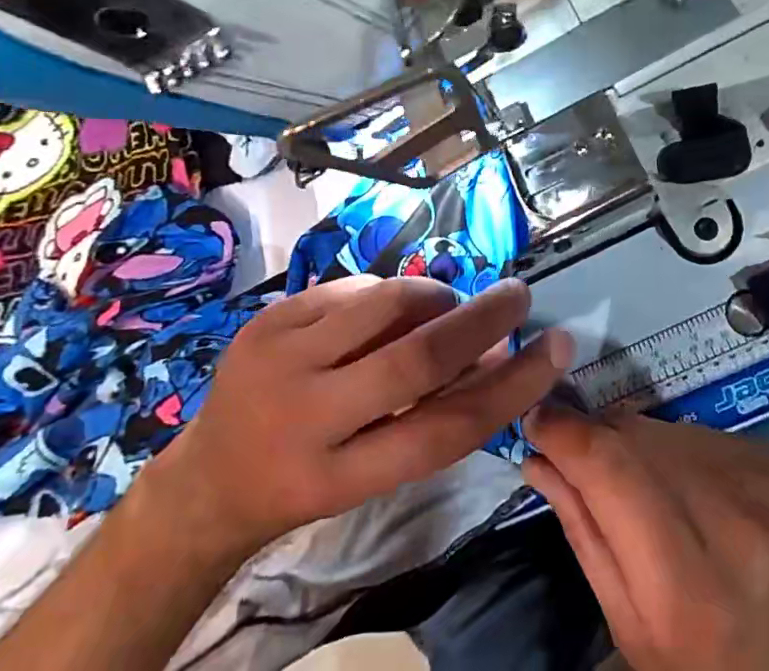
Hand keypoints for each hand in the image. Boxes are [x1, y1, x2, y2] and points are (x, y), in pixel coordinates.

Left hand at [148, 275, 570, 558]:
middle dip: (482, 320)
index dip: (513, 387)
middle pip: (416, 358)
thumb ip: (438, 415)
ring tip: (445, 308)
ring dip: (435, 298)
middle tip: (518, 297)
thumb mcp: (376, 473)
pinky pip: (352, 288)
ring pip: (385, 303)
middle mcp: (304, 418)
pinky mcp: (265, 321)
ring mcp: (278, 360)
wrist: (212, 475)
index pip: (445, 429)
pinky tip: (391, 310)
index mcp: (340, 477)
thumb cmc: (311, 480)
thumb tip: (501, 351)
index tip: (556, 349)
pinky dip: (390, 294)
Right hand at [523, 406, 768, 670]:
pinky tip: (671, 480)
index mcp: (685, 583)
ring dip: (628, 440)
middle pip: (634, 437)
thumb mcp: (630, 626)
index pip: (611, 471)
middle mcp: (728, 518)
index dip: (565, 433)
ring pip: (661, 427)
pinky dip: (667, 445)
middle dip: (591, 435)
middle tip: (571, 452)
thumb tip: (539, 459)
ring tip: (625, 477)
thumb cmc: (704, 667)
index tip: (536, 419)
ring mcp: (758, 484)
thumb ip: (584, 534)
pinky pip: (694, 430)